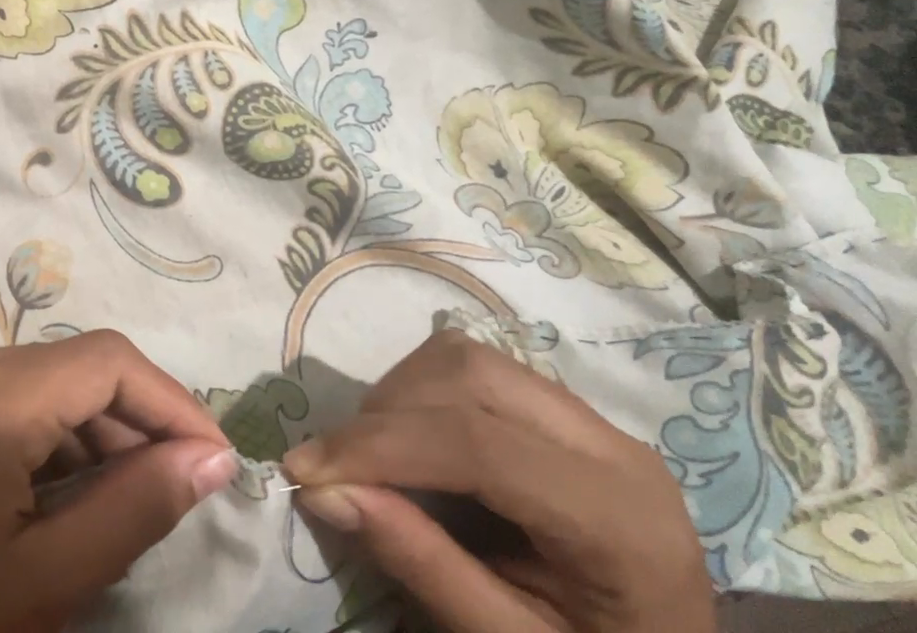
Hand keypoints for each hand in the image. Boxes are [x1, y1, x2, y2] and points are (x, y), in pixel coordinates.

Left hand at [0, 332, 238, 632]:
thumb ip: (135, 507)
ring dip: (86, 430)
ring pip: (31, 382)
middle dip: (131, 420)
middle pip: (68, 366)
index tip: (214, 463)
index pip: (107, 360)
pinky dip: (38, 437)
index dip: (172, 402)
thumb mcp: (45, 577)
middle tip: (173, 492)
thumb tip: (210, 457)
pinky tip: (54, 495)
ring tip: (119, 502)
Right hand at [281, 331, 714, 632]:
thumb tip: (322, 491)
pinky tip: (409, 445)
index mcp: (621, 522)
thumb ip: (423, 566)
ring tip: (370, 457)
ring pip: (466, 357)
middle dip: (383, 412)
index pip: (480, 444)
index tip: (303, 471)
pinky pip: (475, 369)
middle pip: (470, 374)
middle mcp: (615, 449)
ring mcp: (594, 423)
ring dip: (398, 396)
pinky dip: (419, 393)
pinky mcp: (566, 415)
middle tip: (336, 468)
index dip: (379, 447)